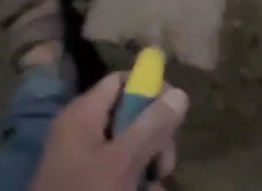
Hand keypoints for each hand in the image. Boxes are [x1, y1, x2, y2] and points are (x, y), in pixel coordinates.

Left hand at [29, 72, 188, 190]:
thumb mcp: (123, 162)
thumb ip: (151, 126)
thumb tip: (180, 92)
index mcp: (83, 113)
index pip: (121, 81)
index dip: (150, 89)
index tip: (173, 113)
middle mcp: (81, 130)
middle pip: (129, 116)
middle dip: (154, 138)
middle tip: (165, 165)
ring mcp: (81, 159)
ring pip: (128, 149)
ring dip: (148, 166)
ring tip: (155, 188)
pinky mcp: (84, 183)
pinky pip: (117, 172)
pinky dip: (134, 182)